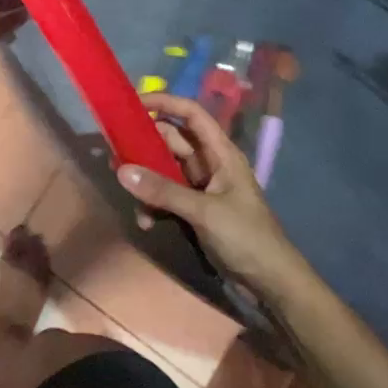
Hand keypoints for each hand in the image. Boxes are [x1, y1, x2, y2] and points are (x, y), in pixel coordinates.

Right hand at [119, 93, 306, 289]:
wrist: (272, 284)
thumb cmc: (247, 238)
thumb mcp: (204, 212)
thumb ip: (163, 191)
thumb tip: (121, 170)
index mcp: (221, 154)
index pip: (192, 114)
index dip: (165, 103)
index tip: (133, 104)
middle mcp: (210, 165)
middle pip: (172, 142)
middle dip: (144, 147)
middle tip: (115, 154)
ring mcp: (202, 189)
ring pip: (165, 171)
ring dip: (147, 182)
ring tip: (128, 193)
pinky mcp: (195, 211)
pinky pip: (166, 198)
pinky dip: (154, 206)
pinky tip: (146, 223)